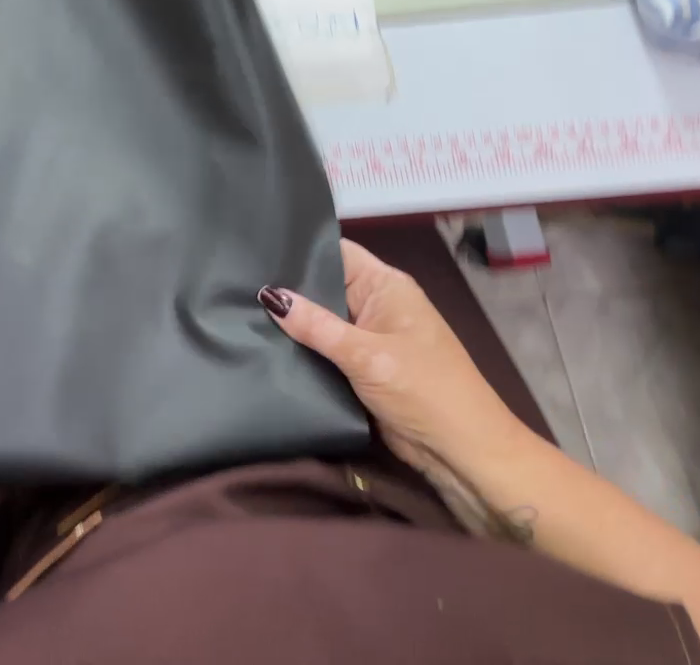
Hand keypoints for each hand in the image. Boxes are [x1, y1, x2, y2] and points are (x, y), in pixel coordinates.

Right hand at [261, 239, 532, 476]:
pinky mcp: (360, 366)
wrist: (461, 452)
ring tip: (241, 310)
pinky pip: (324, 348)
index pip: (336, 251)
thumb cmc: (425, 390)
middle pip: (324, 284)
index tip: (256, 249)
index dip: (300, 248)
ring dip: (291, 321)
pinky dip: (301, 348)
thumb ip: (315, 325)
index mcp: (386, 286)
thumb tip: (269, 295)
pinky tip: (263, 343)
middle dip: (288, 287)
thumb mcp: (365, 355)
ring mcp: (368, 336)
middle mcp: (376, 304)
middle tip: (238, 283)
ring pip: (320, 319)